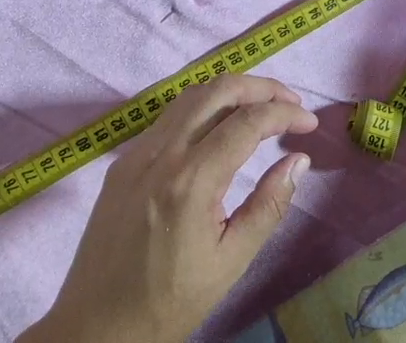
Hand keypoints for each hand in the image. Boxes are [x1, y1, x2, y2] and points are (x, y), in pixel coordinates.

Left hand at [20, 75, 317, 342]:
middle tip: (291, 103)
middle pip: (218, 90)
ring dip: (232, 91)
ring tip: (261, 108)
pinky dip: (203, 107)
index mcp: (190, 181)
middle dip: (261, 87)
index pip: (247, 121)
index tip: (310, 123)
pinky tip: (219, 127)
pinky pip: (169, 117)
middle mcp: (161, 154)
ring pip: (191, 96)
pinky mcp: (122, 162)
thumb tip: (299, 158)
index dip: (285, 113)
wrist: (94, 330)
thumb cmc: (169, 302)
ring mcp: (136, 153)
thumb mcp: (231, 261)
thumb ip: (269, 204)